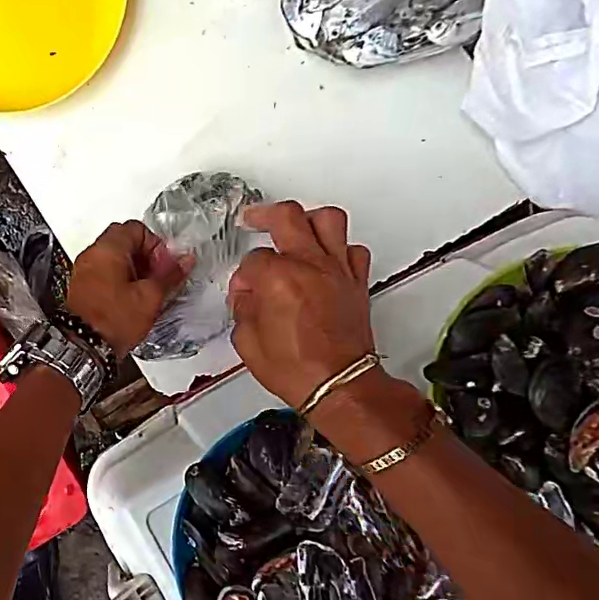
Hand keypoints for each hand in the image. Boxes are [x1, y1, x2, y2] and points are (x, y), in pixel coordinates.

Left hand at [66, 220, 193, 360]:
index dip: (155, 244)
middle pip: (123, 241)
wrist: (83, 345)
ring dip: (133, 268)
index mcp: (106, 250)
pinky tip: (131, 298)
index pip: (135, 228)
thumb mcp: (150, 296)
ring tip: (146, 290)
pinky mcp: (80, 287)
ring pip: (112, 257)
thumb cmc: (112, 321)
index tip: (164, 264)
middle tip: (158, 276)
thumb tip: (184, 261)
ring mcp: (82, 271)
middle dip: (145, 256)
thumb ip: (169, 274)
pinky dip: (119, 279)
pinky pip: (102, 273)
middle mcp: (90, 256)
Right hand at [227, 201, 375, 408]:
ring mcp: (337, 271)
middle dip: (264, 215)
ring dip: (307, 218)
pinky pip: (352, 249)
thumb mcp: (246, 339)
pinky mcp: (356, 282)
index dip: (242, 275)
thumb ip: (243, 307)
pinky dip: (337, 246)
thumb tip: (247, 295)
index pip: (252, 259)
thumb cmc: (296, 367)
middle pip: (288, 217)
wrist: (337, 384)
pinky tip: (324, 255)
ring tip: (294, 225)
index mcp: (277, 279)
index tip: (242, 292)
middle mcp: (310, 267)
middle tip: (253, 219)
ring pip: (328, 220)